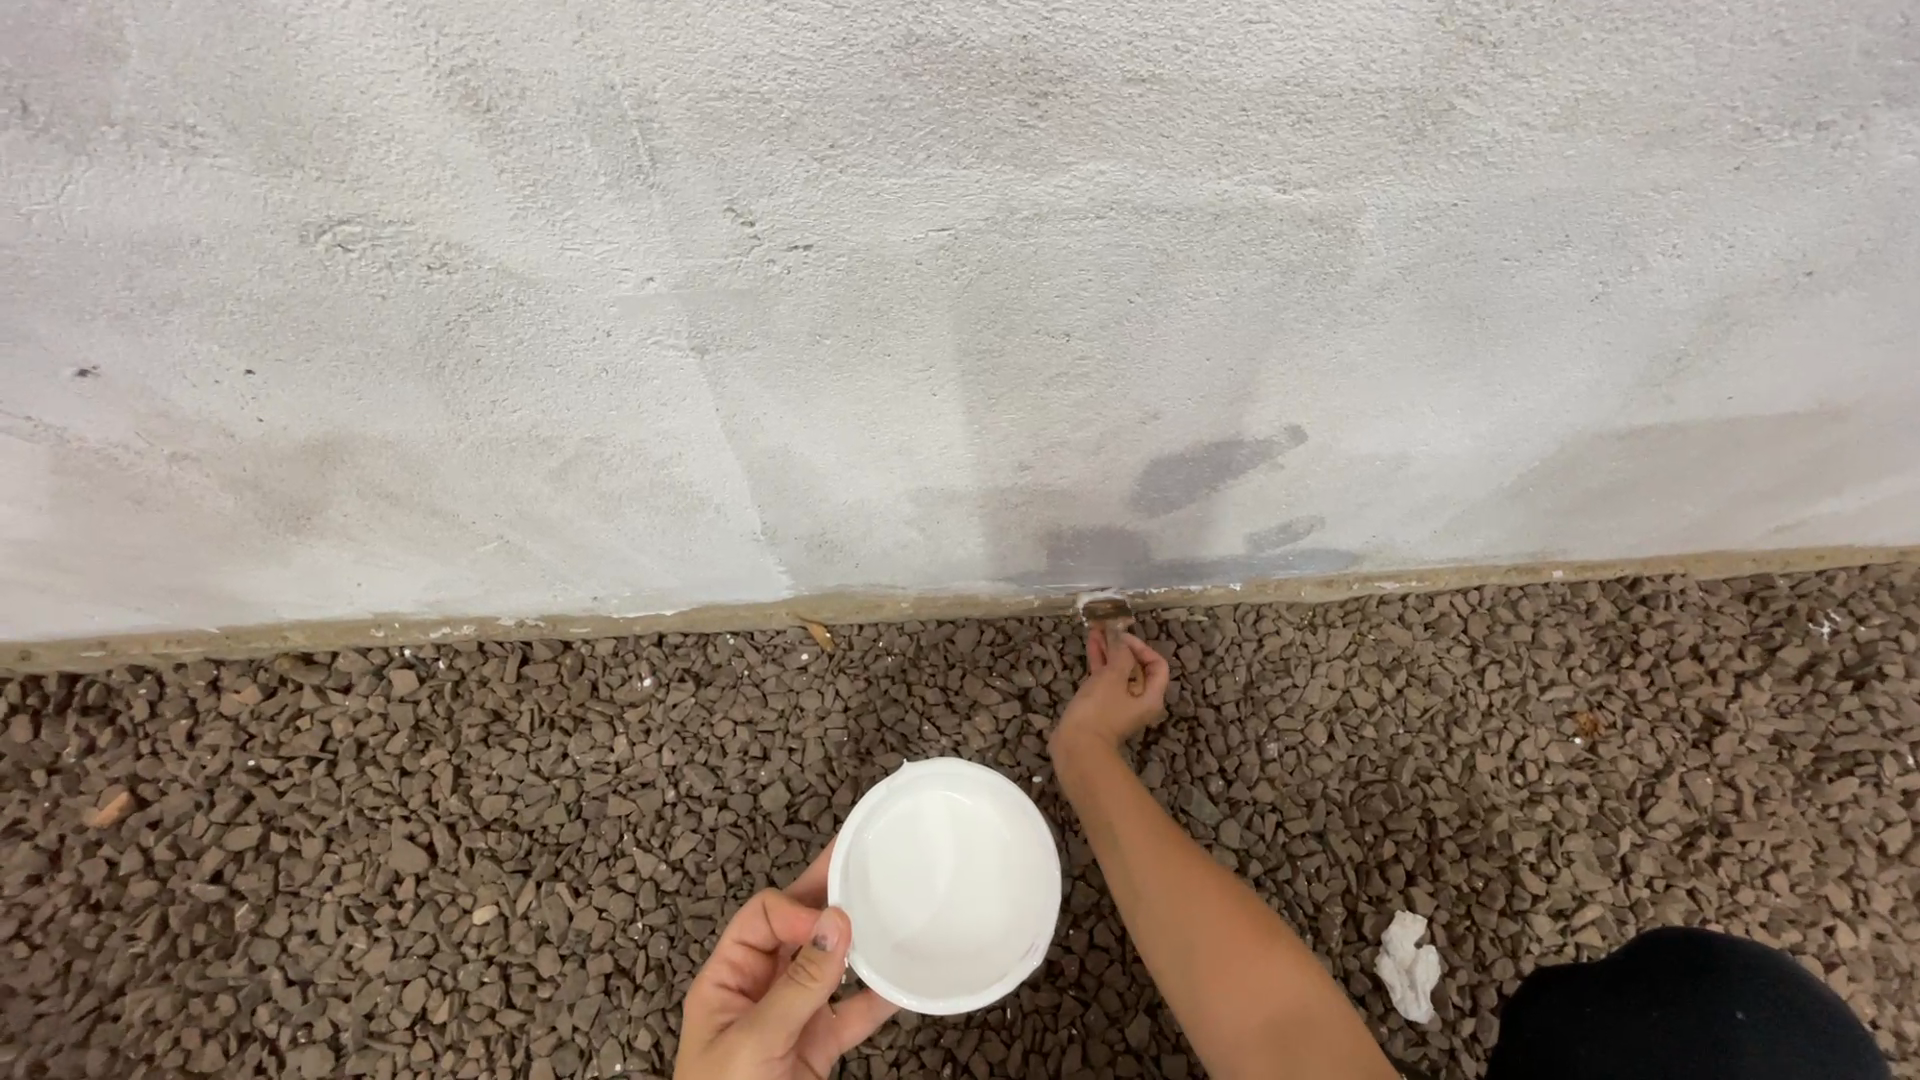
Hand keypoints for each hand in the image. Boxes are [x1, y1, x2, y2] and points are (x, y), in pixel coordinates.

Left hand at [674, 839, 898, 1079]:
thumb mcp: (753, 1045)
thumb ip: (798, 985)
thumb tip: (837, 920)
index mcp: (727, 980)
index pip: (764, 918)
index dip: (798, 909)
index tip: (834, 921)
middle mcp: (759, 990)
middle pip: (796, 929)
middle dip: (829, 896)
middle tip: (867, 856)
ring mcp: (790, 1019)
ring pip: (827, 966)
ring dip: (858, 942)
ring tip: (891, 906)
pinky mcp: (817, 1050)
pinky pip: (851, 1013)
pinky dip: (876, 998)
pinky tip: (903, 980)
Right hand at [1051, 628, 1170, 754]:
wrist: (1076, 746)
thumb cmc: (1099, 711)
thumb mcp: (1112, 677)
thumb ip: (1120, 654)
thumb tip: (1120, 638)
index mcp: (1151, 696)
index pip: (1157, 664)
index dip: (1141, 647)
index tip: (1122, 638)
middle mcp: (1139, 699)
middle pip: (1136, 666)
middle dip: (1121, 646)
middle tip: (1106, 629)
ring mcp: (1119, 703)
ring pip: (1118, 671)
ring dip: (1108, 651)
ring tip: (1095, 631)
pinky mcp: (1101, 705)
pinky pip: (1105, 679)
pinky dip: (1099, 663)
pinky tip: (1091, 646)